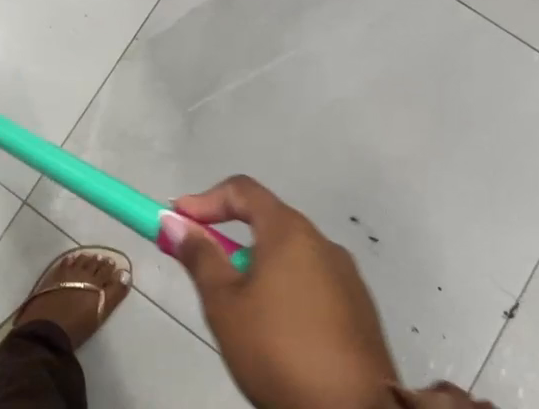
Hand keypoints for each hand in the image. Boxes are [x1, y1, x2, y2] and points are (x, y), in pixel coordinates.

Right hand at [166, 176, 397, 408]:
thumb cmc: (278, 349)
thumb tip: (176, 223)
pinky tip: (278, 332)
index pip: (242, 190)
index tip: (178, 220)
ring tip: (240, 309)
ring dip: (259, 268)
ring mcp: (349, 278)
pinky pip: (314, 284)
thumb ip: (199, 257)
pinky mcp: (362, 312)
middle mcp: (323, 244)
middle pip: (267, 222)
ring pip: (291, 257)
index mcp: (290, 232)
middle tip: (204, 268)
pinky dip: (287, 291)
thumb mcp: (224, 304)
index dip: (204, 200)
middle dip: (230, 238)